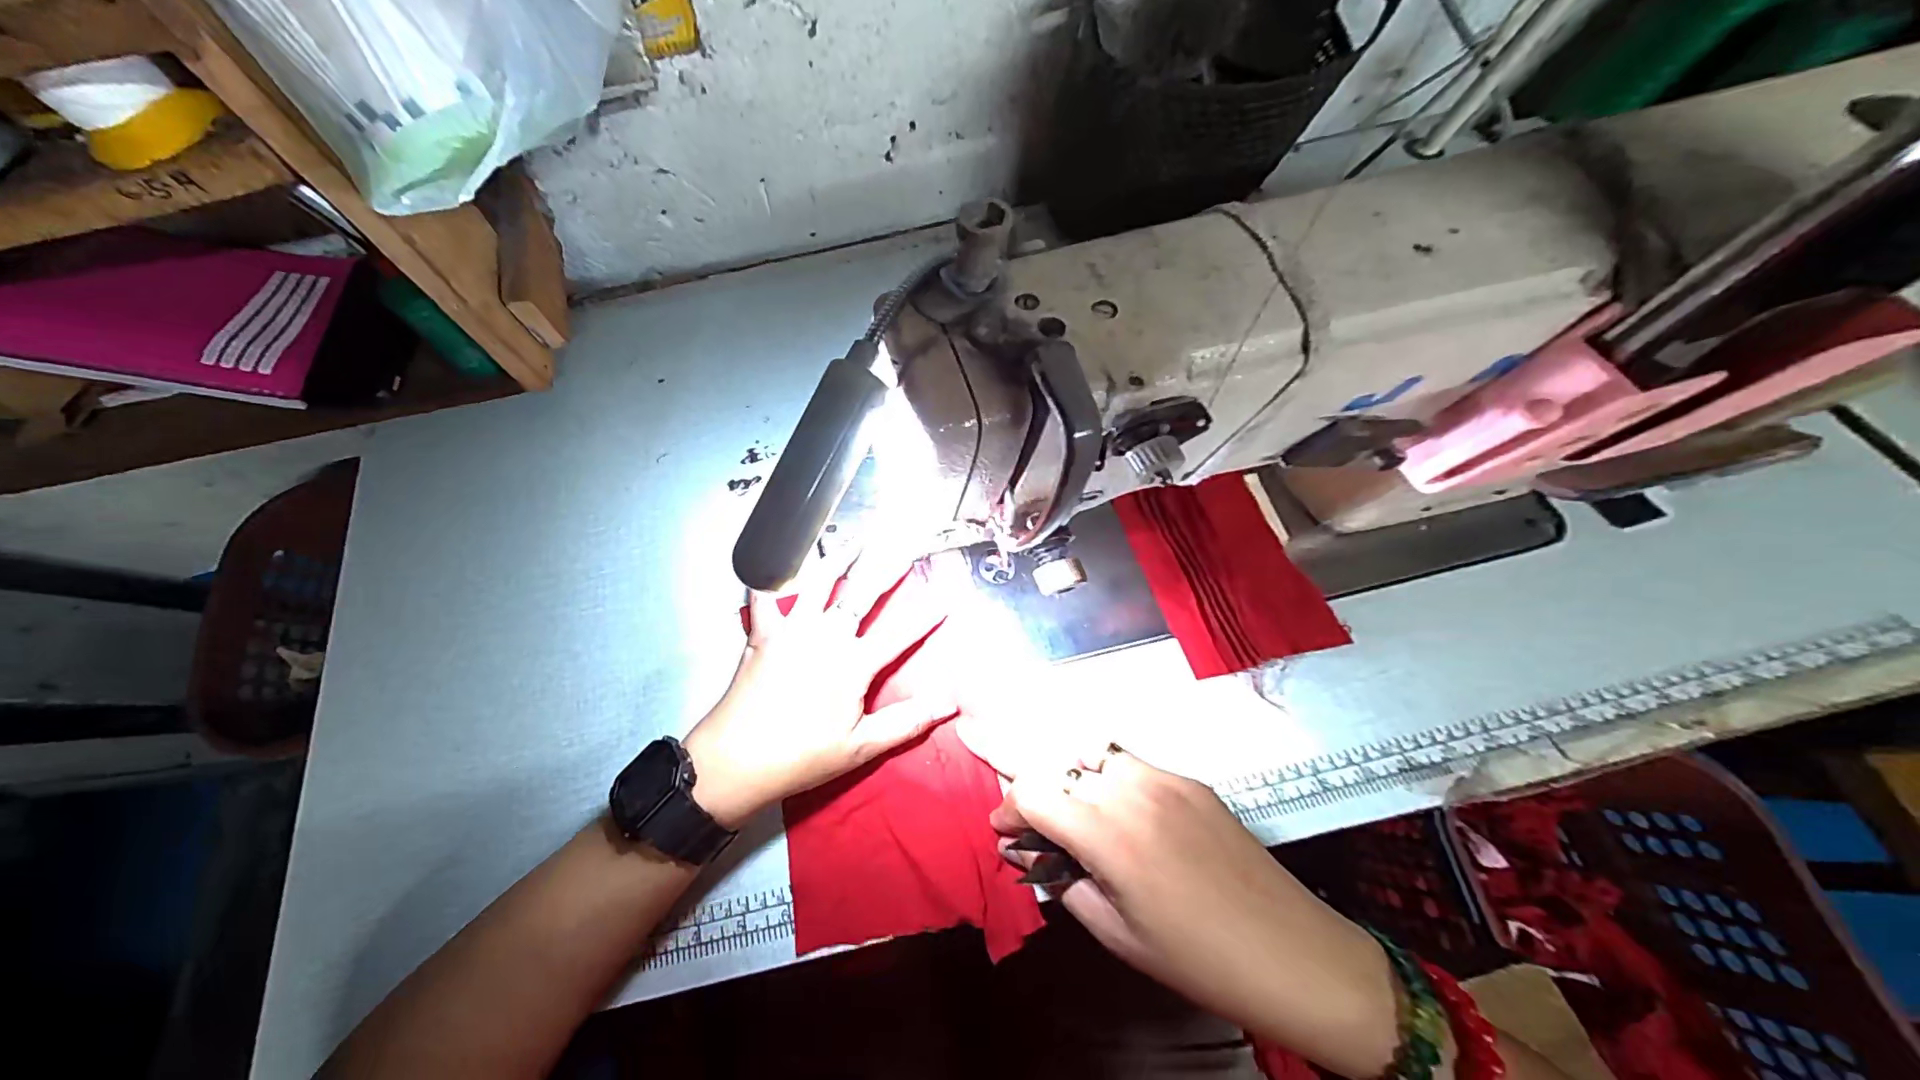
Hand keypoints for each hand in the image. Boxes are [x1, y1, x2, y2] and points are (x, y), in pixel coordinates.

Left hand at [683, 550, 956, 827]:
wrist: (735, 761)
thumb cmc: (800, 757)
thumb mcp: (862, 747)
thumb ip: (907, 722)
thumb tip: (948, 704)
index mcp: (853, 665)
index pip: (901, 633)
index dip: (928, 614)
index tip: (948, 596)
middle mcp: (825, 637)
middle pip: (863, 592)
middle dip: (889, 566)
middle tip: (906, 545)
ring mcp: (792, 631)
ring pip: (820, 581)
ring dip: (840, 556)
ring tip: (857, 539)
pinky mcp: (762, 634)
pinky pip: (763, 597)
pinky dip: (769, 577)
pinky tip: (775, 561)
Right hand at [992, 749, 1404, 1078]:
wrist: (1292, 953)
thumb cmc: (1196, 958)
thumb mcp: (1115, 933)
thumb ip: (1063, 881)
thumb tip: (1029, 852)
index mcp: (1108, 835)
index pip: (1033, 792)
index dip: (1009, 809)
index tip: (1005, 831)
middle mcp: (1133, 792)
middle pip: (1060, 766)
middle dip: (1038, 793)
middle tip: (1039, 828)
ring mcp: (1167, 780)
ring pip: (1096, 757)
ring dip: (1076, 780)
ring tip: (1081, 816)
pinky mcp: (1193, 782)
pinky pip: (1135, 767)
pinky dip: (1113, 782)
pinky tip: (1126, 817)